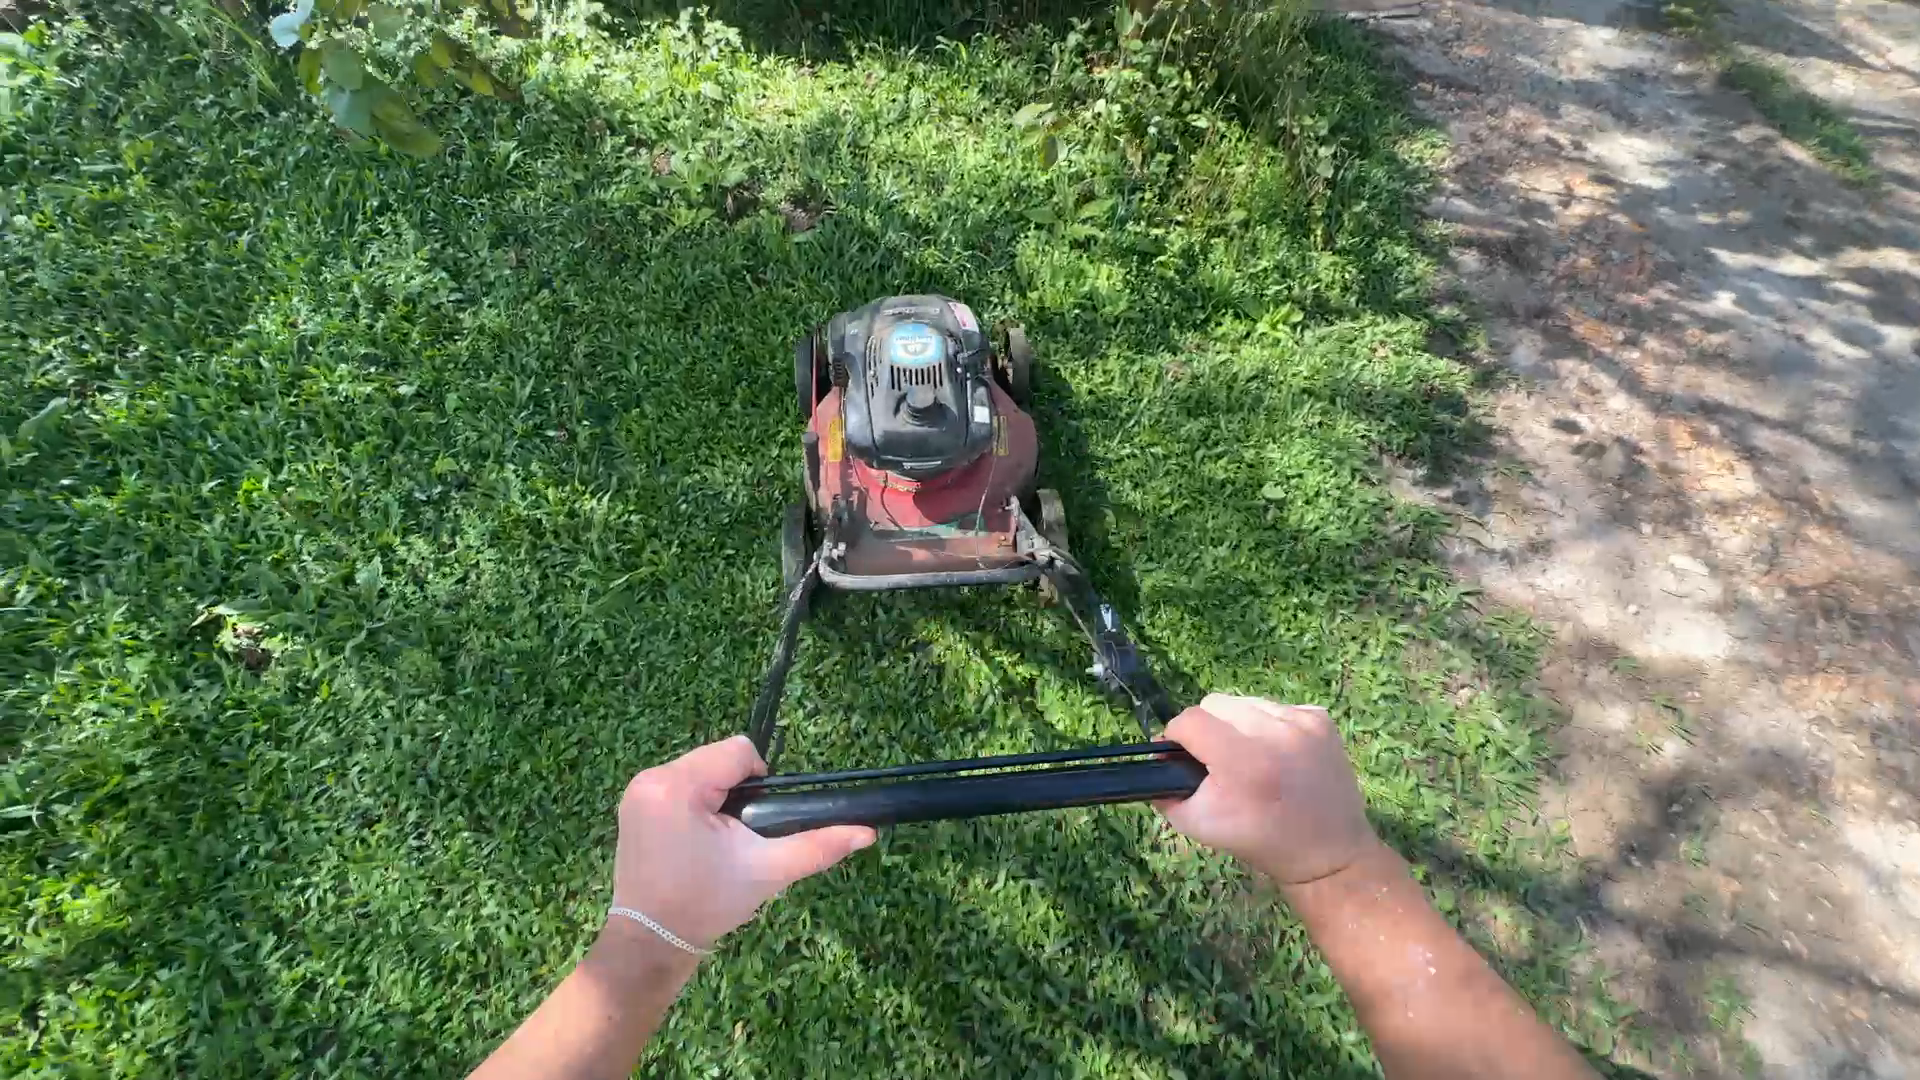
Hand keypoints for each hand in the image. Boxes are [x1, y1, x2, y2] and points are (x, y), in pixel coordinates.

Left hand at [608, 736, 875, 949]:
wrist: (652, 944)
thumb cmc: (709, 904)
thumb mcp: (768, 870)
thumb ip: (818, 845)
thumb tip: (868, 832)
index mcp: (678, 787)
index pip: (739, 750)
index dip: (758, 781)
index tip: (752, 822)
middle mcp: (651, 778)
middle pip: (719, 755)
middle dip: (736, 787)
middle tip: (735, 835)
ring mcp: (637, 790)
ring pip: (701, 765)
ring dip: (718, 791)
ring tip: (717, 837)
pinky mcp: (633, 801)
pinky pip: (680, 780)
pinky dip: (697, 798)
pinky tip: (696, 836)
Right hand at [1156, 694, 1378, 885]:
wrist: (1328, 853)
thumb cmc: (1259, 840)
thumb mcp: (1198, 825)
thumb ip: (1165, 789)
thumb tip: (1155, 755)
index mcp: (1244, 760)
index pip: (1190, 720)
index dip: (1177, 737)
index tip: (1182, 756)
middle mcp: (1275, 733)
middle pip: (1214, 703)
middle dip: (1207, 728)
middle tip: (1217, 759)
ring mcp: (1303, 722)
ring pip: (1244, 702)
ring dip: (1237, 724)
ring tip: (1248, 755)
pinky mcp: (1321, 719)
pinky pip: (1275, 707)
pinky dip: (1268, 726)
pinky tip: (1277, 753)